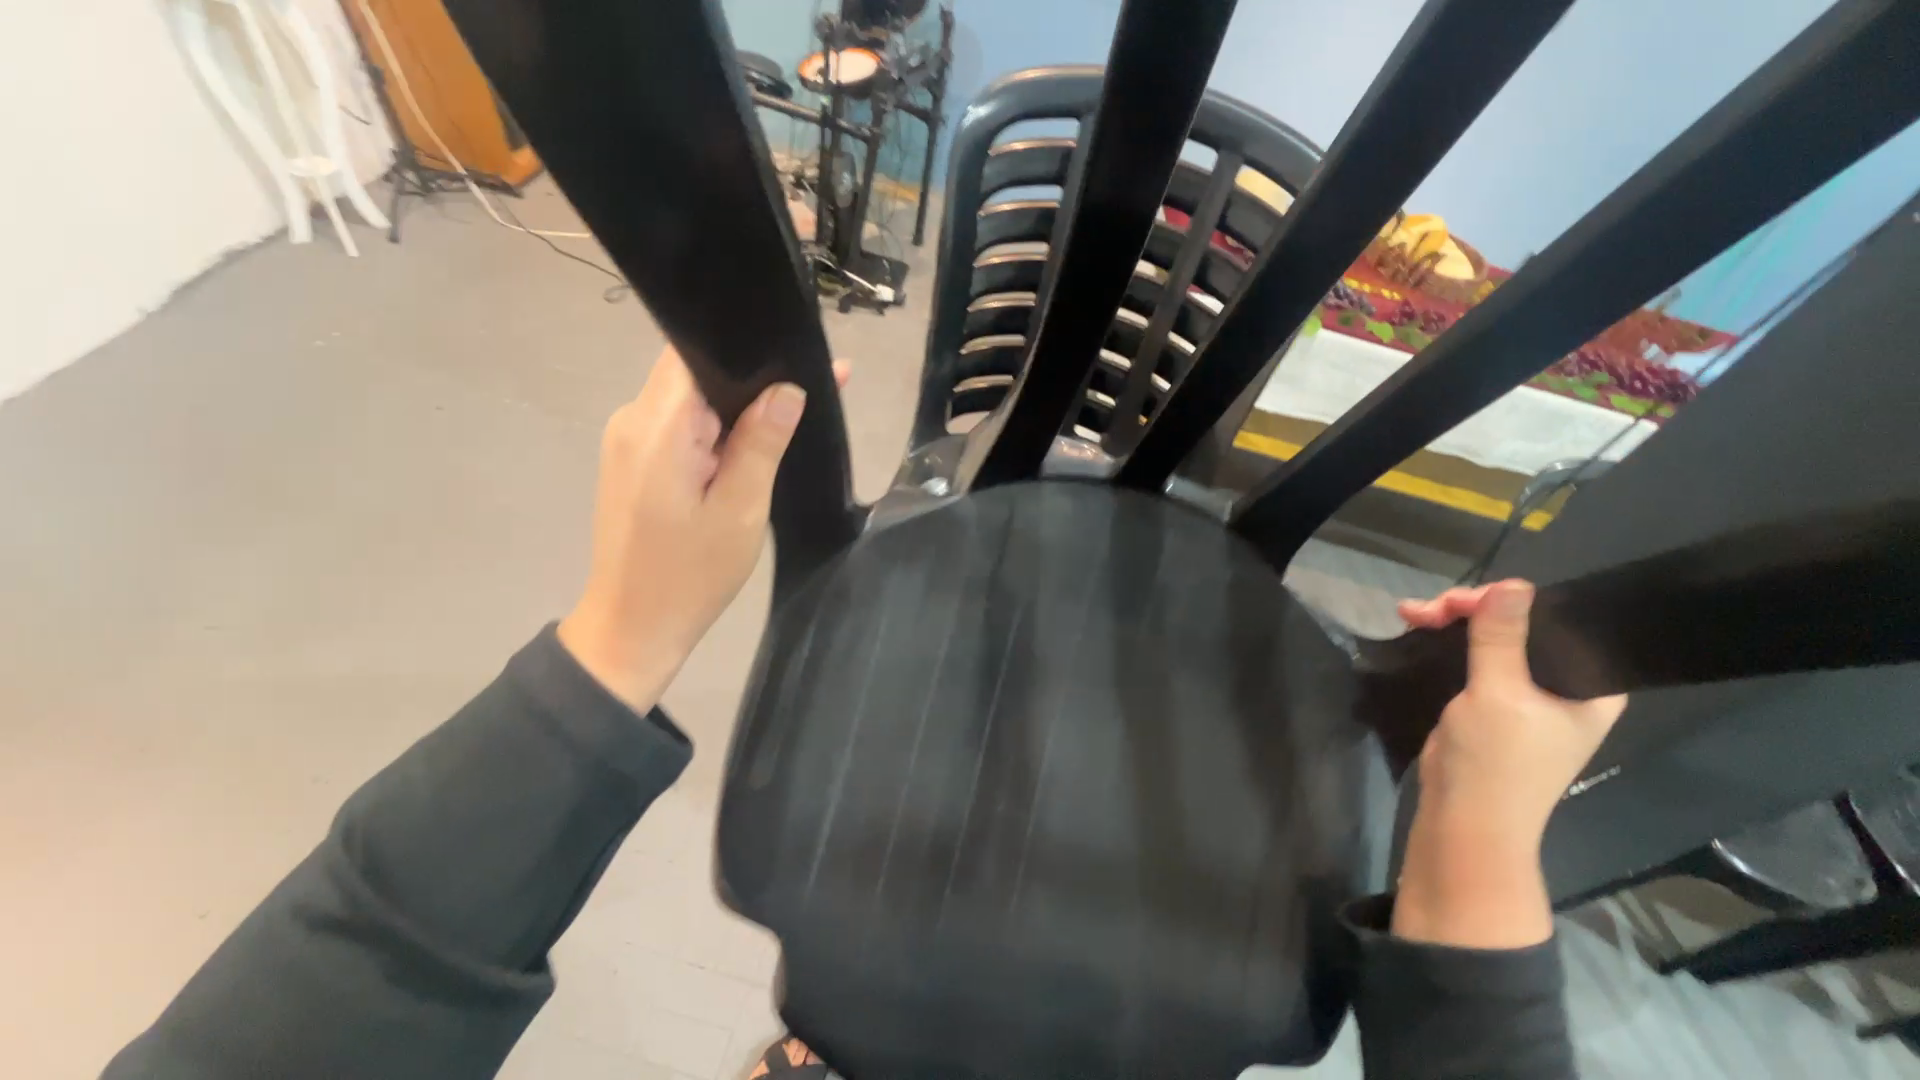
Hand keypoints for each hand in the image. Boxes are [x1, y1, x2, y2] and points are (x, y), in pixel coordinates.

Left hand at [556, 347, 843, 710]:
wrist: (634, 627)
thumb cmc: (690, 575)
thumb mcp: (741, 511)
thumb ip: (763, 442)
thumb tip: (788, 389)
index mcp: (658, 427)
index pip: (698, 355)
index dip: (748, 350)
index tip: (797, 355)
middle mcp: (633, 419)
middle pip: (694, 372)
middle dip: (750, 380)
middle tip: (812, 389)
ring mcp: (627, 439)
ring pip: (689, 398)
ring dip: (733, 408)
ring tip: (788, 419)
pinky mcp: (632, 459)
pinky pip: (678, 424)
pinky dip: (714, 430)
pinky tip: (749, 446)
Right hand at [1389, 580, 1627, 948]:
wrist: (1465, 821)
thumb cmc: (1496, 762)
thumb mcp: (1498, 694)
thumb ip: (1502, 637)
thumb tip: (1512, 584)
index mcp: (1590, 686)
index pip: (1563, 623)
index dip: (1518, 601)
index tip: (1469, 598)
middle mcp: (1564, 685)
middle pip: (1522, 626)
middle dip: (1473, 610)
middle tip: (1431, 607)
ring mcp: (1525, 694)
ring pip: (1493, 638)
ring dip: (1453, 622)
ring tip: (1412, 612)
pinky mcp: (1491, 703)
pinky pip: (1475, 657)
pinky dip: (1447, 641)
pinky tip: (1418, 625)